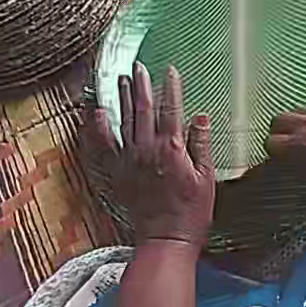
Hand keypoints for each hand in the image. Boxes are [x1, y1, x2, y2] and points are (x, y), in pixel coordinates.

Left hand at [89, 63, 215, 249]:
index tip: (171, 71)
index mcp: (172, 149)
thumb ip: (202, 145)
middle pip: (143, 110)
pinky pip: (106, 146)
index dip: (171, 88)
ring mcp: (130, 160)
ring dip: (124, 98)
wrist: (166, 239)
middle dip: (142, 86)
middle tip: (140, 67)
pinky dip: (101, 128)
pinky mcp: (119, 173)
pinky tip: (98, 113)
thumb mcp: (206, 179)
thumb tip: (201, 117)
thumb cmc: (192, 213)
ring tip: (124, 80)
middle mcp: (148, 150)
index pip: (172, 110)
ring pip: (125, 122)